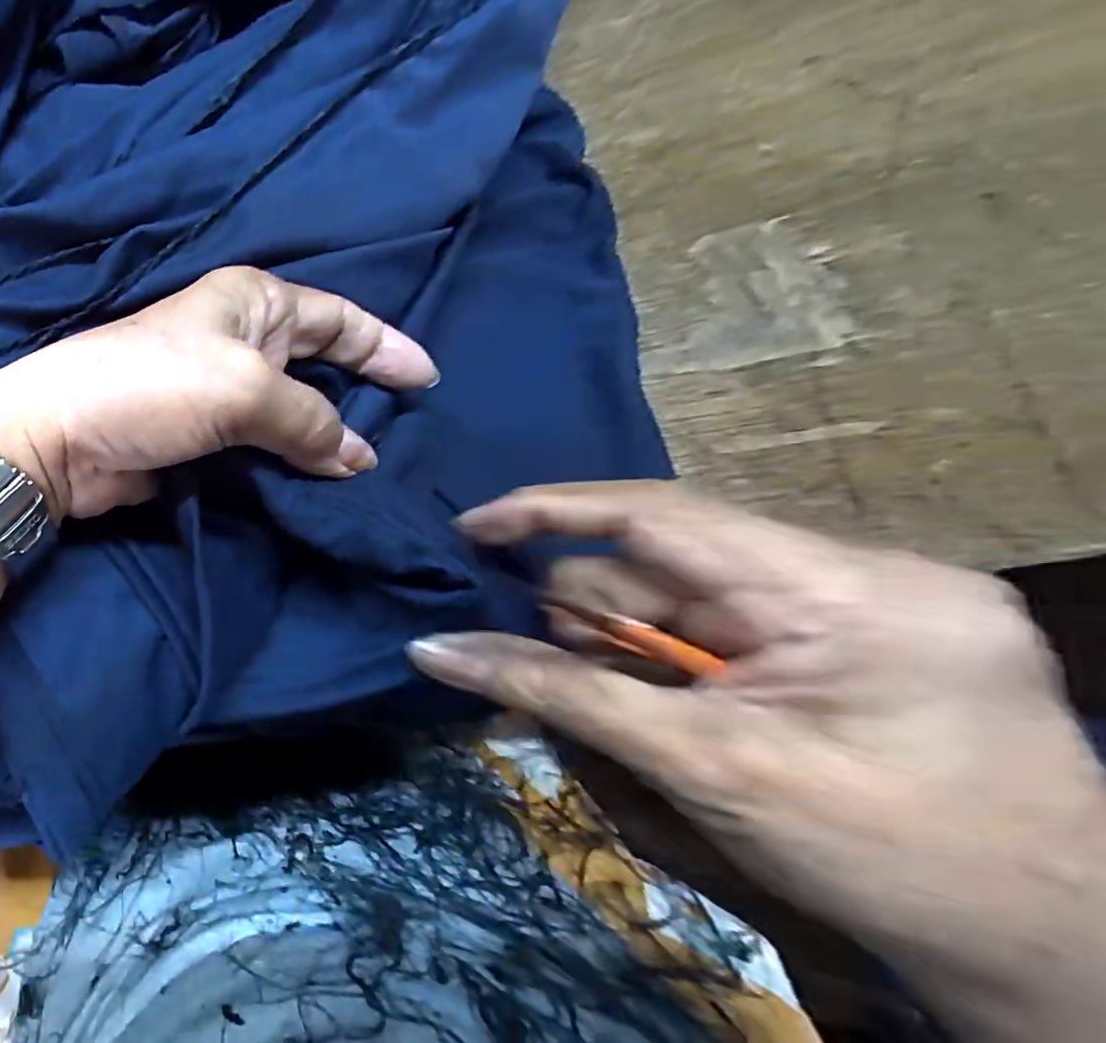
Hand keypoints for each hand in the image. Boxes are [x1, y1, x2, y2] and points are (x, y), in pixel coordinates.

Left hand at [0, 267, 437, 518]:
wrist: (62, 439)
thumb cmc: (153, 387)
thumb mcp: (244, 390)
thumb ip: (309, 422)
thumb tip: (359, 460)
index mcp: (255, 303)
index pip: (339, 318)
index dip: (385, 346)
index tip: (428, 381)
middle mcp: (242, 342)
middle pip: (320, 369)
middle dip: (361, 400)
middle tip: (409, 439)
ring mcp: (221, 395)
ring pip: (293, 417)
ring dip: (327, 444)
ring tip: (374, 477)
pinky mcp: (204, 440)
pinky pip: (264, 452)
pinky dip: (291, 469)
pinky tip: (321, 491)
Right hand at [407, 482, 1105, 1041]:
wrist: (1055, 964)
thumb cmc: (888, 862)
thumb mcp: (701, 765)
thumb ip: (557, 693)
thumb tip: (432, 649)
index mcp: (842, 589)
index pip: (661, 513)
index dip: (550, 513)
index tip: (470, 531)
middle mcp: (849, 576)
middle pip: (657, 568)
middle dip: (588, 621)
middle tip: (548, 680)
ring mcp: (853, 607)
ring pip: (674, 601)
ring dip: (618, 652)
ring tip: (623, 720)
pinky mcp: (846, 640)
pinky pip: (707, 630)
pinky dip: (655, 666)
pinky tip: (654, 712)